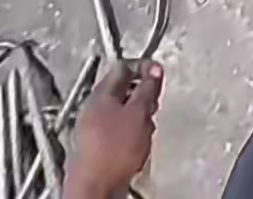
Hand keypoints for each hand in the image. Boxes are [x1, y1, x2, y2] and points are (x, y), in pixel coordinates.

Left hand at [68, 62, 163, 198]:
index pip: (124, 67)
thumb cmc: (116, 149)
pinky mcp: (97, 149)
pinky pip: (119, 130)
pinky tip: (138, 144)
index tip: (159, 74)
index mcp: (100, 96)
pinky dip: (132, 132)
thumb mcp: (139, 112)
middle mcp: (93, 110)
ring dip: (140, 115)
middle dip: (144, 95)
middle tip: (153, 104)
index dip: (144, 66)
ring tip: (146, 128)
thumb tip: (155, 68)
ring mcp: (93, 130)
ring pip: (124, 111)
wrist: (95, 193)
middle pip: (124, 90)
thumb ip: (148, 87)